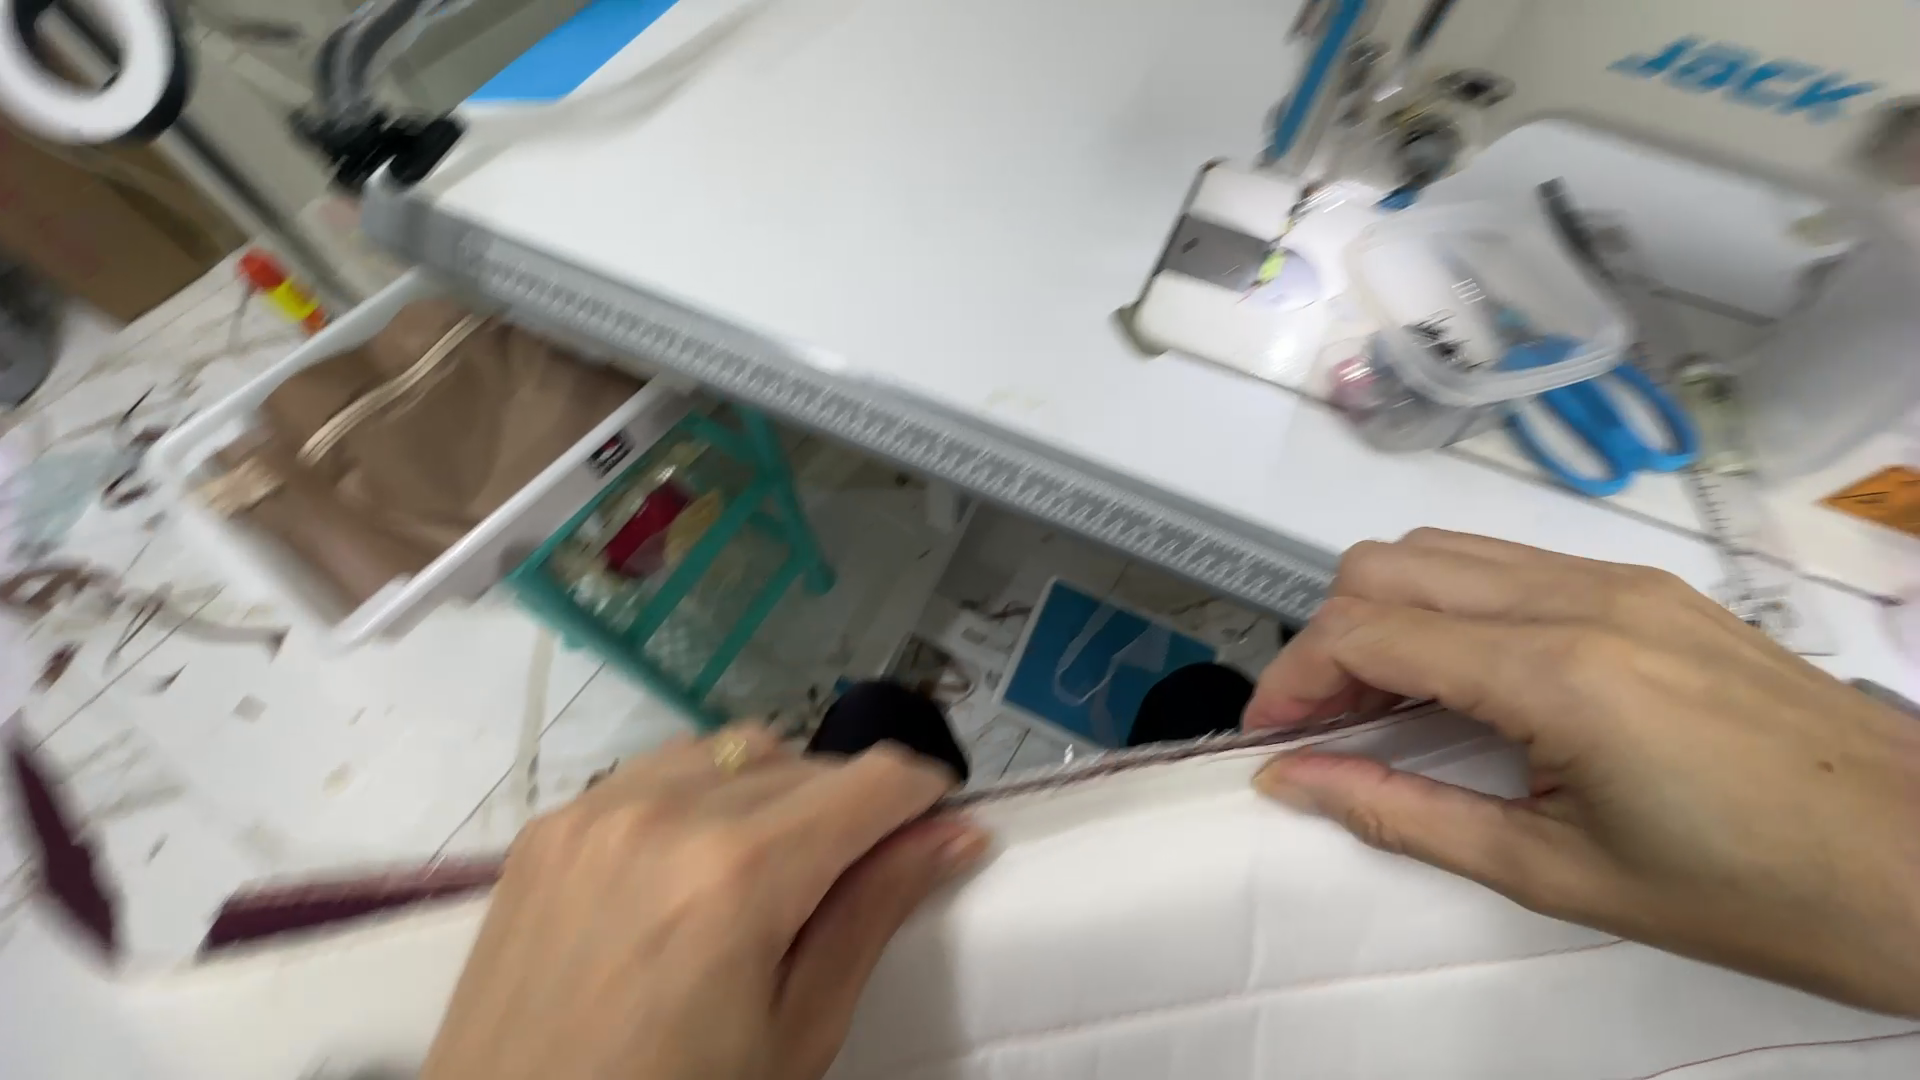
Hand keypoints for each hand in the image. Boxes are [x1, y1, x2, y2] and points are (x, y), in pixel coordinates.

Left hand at [421, 726, 988, 1079]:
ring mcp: (598, 806)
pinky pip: (666, 766)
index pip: (875, 780)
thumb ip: (876, 909)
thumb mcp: (799, 1031)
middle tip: (847, 875)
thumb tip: (959, 832)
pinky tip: (692, 857)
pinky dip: (708, 790)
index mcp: (740, 873)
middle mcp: (668, 810)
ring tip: (768, 864)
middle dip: (852, 805)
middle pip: (812, 761)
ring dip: (781, 788)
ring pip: (741, 749)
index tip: (934, 825)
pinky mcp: (553, 821)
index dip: (922, 795)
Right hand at [1244, 529, 1919, 1016]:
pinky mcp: (1635, 582)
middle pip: (1380, 566)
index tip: (1270, 732)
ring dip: (1375, 611)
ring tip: (1379, 694)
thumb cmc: (1754, 894)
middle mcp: (1574, 597)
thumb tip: (1293, 780)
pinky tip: (1453, 668)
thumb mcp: (1553, 873)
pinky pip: (1491, 559)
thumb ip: (1400, 812)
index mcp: (1555, 672)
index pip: (1365, 631)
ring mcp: (1610, 578)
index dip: (1294, 677)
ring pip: (1429, 549)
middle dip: (1324, 638)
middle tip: (1323, 718)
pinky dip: (1433, 601)